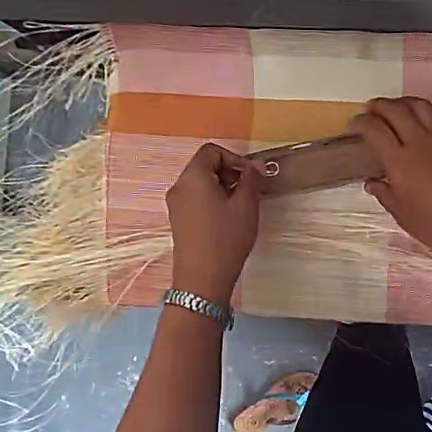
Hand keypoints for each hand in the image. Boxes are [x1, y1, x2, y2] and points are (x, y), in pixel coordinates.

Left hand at [166, 143, 259, 303]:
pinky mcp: (178, 222)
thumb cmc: (226, 239)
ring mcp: (176, 206)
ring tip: (241, 208)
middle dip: (230, 173)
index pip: (212, 151)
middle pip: (205, 167)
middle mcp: (179, 187)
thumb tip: (255, 168)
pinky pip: (196, 201)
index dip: (235, 158)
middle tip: (250, 191)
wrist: (202, 279)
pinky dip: (213, 202)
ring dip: (223, 189)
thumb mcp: (246, 206)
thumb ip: (251, 180)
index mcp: (193, 177)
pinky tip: (228, 221)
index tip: (253, 176)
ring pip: (201, 185)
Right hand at [349, 97, 431, 262]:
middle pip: (397, 111)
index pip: (374, 131)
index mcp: (400, 162)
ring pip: (423, 107)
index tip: (354, 125)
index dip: (361, 123)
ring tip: (399, 106)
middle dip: (380, 106)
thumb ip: (386, 195)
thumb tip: (372, 182)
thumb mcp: (403, 215)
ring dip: (407, 102)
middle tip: (372, 109)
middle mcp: (420, 143)